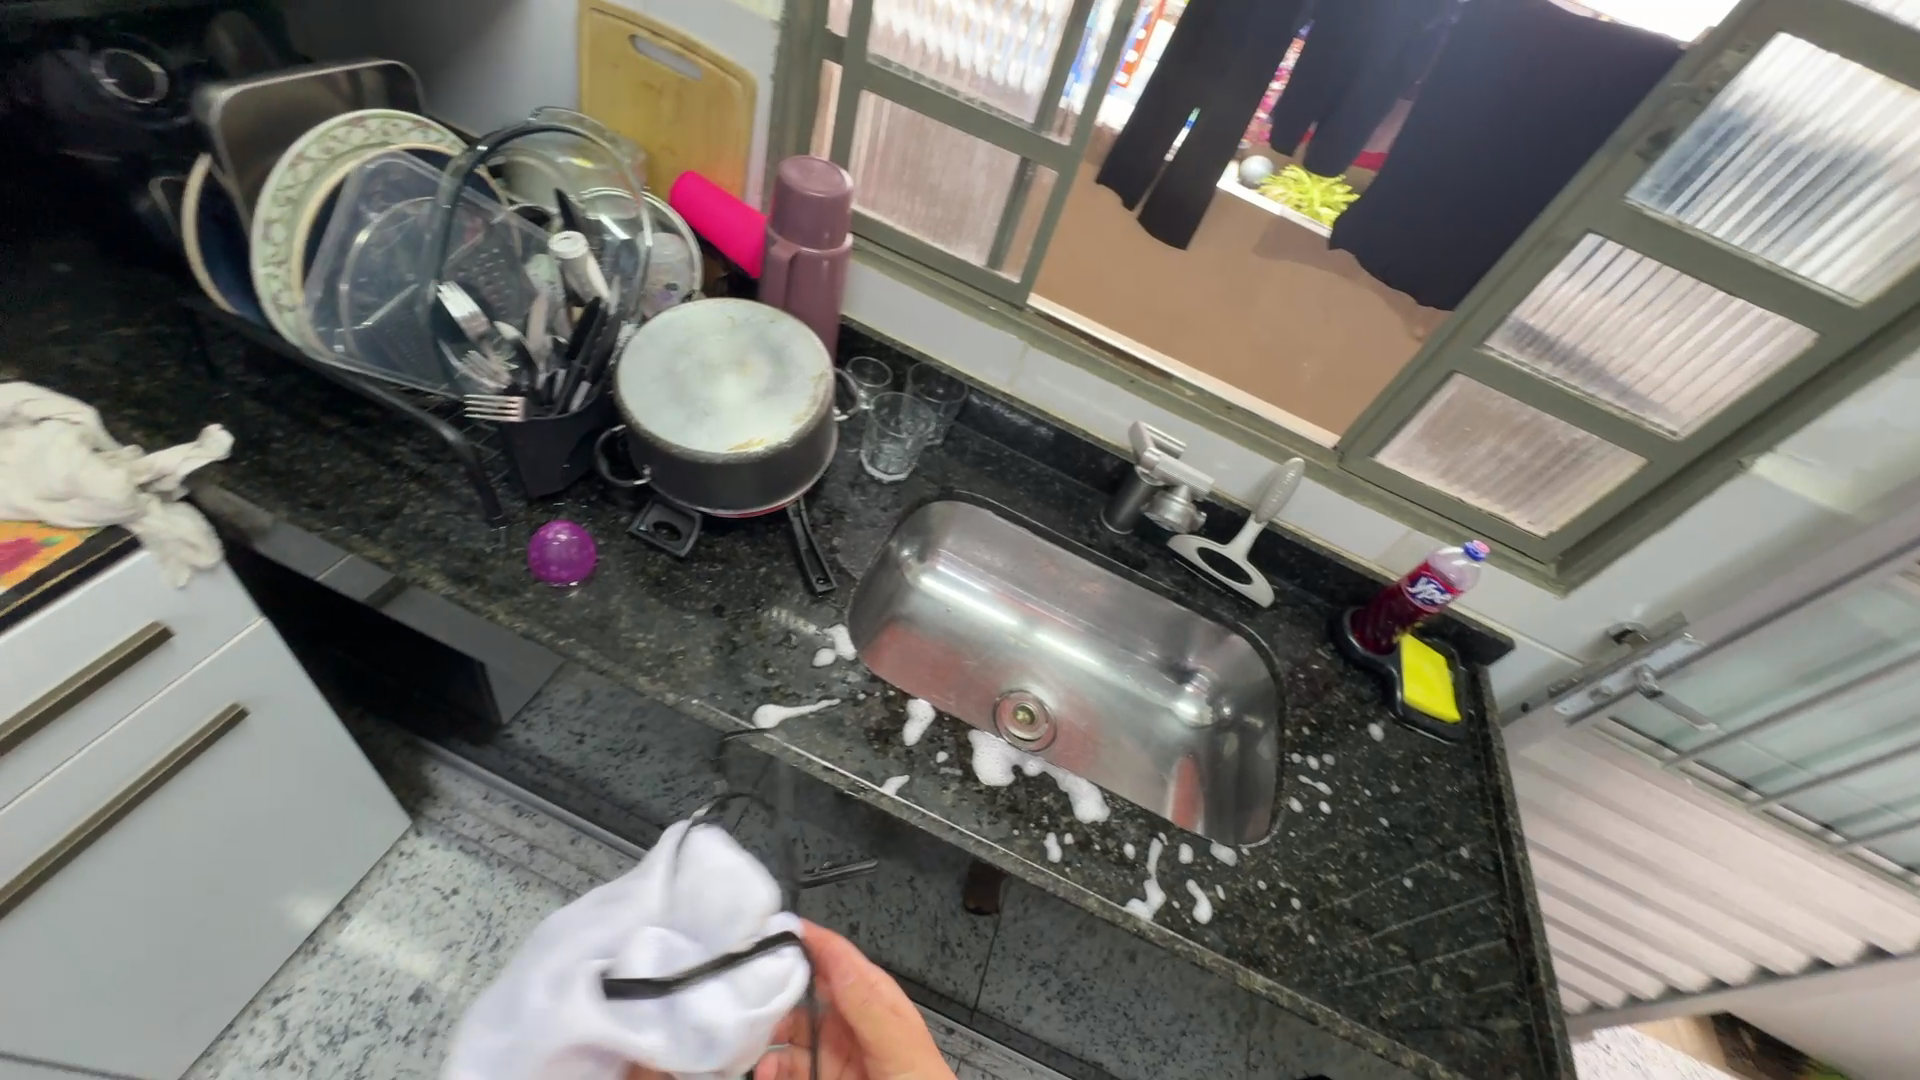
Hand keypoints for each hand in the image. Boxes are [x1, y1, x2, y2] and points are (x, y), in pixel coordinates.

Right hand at [753, 920, 954, 1079]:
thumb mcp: (897, 1041)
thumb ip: (867, 1002)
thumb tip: (836, 956)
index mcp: (872, 997)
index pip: (835, 957)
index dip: (807, 940)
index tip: (773, 930)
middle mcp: (849, 1020)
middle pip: (805, 991)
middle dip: (777, 990)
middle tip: (750, 993)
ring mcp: (833, 1052)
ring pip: (790, 1031)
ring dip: (768, 1033)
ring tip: (752, 1040)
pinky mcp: (821, 1079)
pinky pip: (788, 1067)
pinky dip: (771, 1067)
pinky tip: (765, 1070)